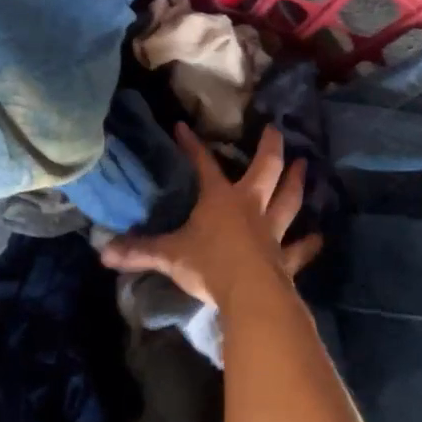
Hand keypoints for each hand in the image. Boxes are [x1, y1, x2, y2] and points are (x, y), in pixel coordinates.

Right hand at [101, 125, 322, 308]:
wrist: (251, 295)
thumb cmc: (208, 265)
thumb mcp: (169, 255)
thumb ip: (138, 250)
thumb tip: (102, 252)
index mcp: (219, 199)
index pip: (203, 164)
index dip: (192, 145)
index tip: (182, 127)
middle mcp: (250, 207)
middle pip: (265, 170)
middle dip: (270, 148)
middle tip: (276, 130)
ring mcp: (272, 232)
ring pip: (289, 200)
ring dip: (296, 183)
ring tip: (304, 166)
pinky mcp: (285, 258)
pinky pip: (300, 249)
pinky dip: (309, 244)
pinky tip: (319, 237)